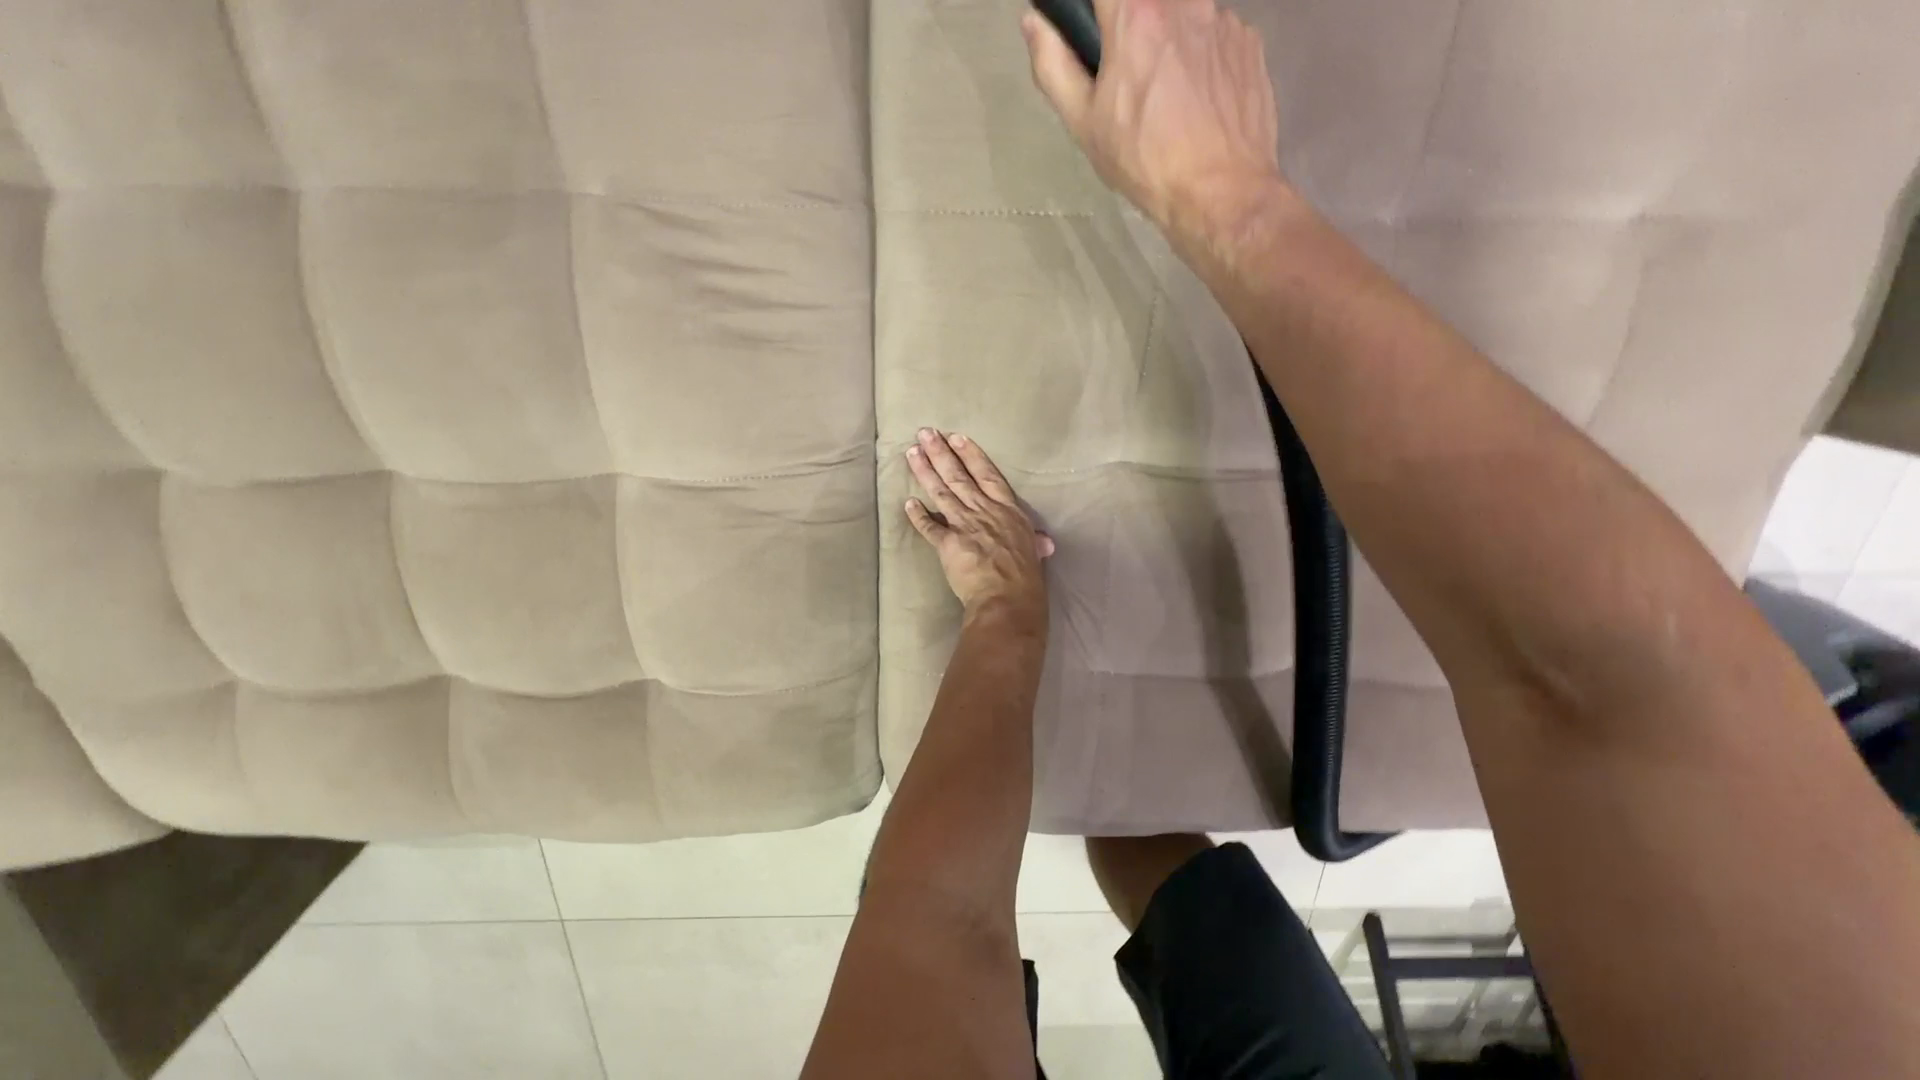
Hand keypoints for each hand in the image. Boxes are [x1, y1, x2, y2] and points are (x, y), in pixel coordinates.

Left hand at [904, 429, 1055, 617]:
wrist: (1007, 598)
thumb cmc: (1026, 577)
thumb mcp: (1034, 553)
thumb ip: (1035, 543)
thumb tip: (1045, 542)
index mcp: (1007, 511)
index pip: (987, 475)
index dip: (971, 455)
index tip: (956, 438)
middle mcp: (984, 511)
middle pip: (958, 476)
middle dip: (941, 453)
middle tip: (925, 433)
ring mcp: (964, 525)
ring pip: (941, 492)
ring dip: (925, 471)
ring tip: (911, 453)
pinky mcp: (947, 543)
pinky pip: (928, 527)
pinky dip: (917, 515)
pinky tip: (907, 502)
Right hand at [1021, 0, 1283, 236]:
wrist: (1221, 191)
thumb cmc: (1144, 160)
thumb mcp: (1083, 122)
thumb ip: (1053, 63)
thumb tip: (1034, 23)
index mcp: (1135, 14)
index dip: (1093, 12)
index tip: (1091, 37)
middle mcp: (1183, 1)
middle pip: (1144, 4)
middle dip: (1131, 31)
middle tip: (1128, 77)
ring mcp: (1223, 18)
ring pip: (1181, 16)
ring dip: (1168, 42)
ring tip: (1168, 95)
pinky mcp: (1249, 42)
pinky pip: (1215, 36)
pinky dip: (1201, 58)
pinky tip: (1198, 101)